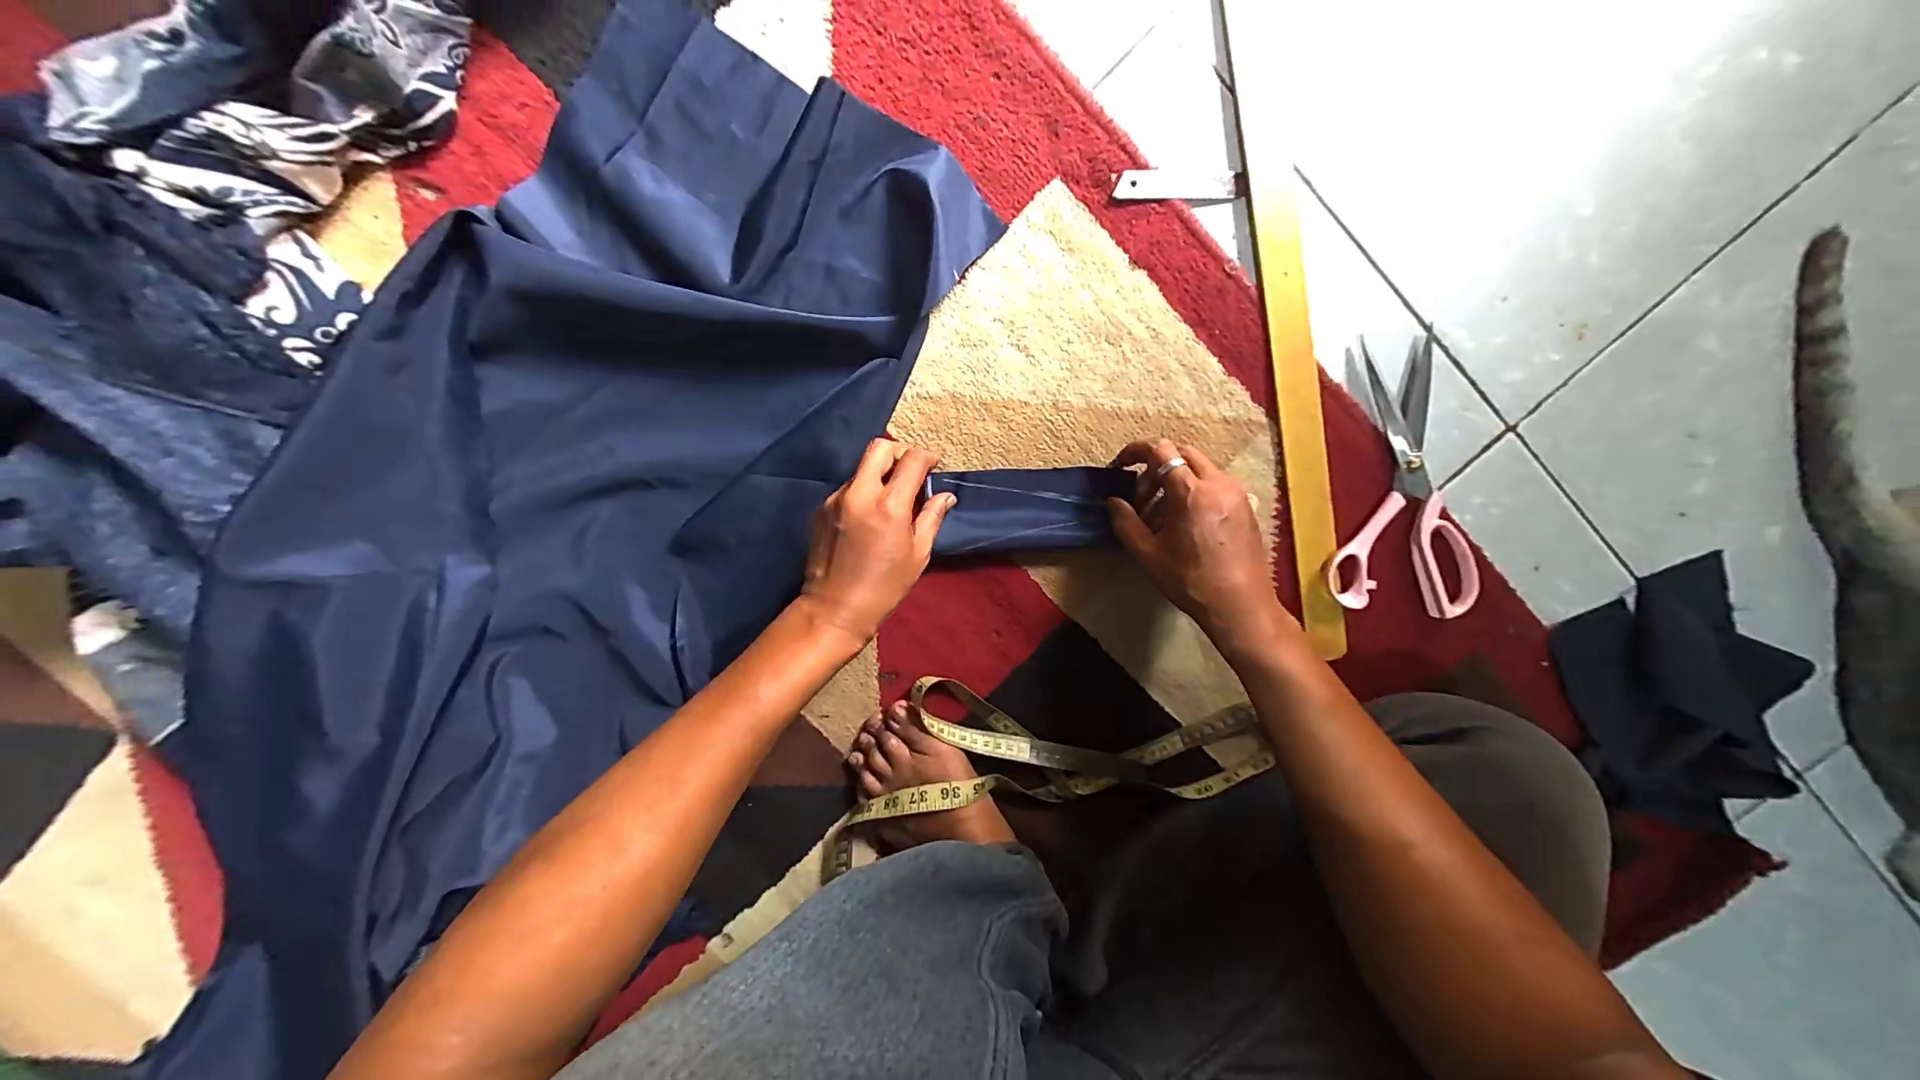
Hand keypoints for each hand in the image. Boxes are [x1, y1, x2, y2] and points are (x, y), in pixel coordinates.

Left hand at [796, 438, 955, 644]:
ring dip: (879, 475)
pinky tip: (868, 517)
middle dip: (899, 453)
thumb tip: (944, 496)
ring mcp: (836, 500)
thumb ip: (931, 517)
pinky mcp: (820, 509)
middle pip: (879, 448)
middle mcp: (859, 494)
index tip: (933, 464)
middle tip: (910, 472)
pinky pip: (847, 488)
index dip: (927, 456)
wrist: (835, 609)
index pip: (911, 459)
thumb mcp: (918, 554)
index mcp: (888, 506)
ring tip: (889, 500)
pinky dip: (862, 492)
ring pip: (861, 469)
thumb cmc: (884, 587)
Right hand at [1107, 439, 1295, 646]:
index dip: (1135, 451)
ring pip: (1198, 468)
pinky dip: (1192, 490)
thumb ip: (1126, 522)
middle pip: (1181, 453)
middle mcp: (1218, 483)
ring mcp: (1236, 493)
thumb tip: (1112, 501)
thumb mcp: (1148, 554)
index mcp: (1191, 492)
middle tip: (1139, 496)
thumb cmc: (1191, 581)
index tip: (1121, 465)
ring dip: (1173, 480)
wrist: (1240, 605)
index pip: (1161, 450)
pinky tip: (1182, 522)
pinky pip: (1213, 483)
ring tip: (1159, 515)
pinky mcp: (1244, 505)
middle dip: (1155, 467)